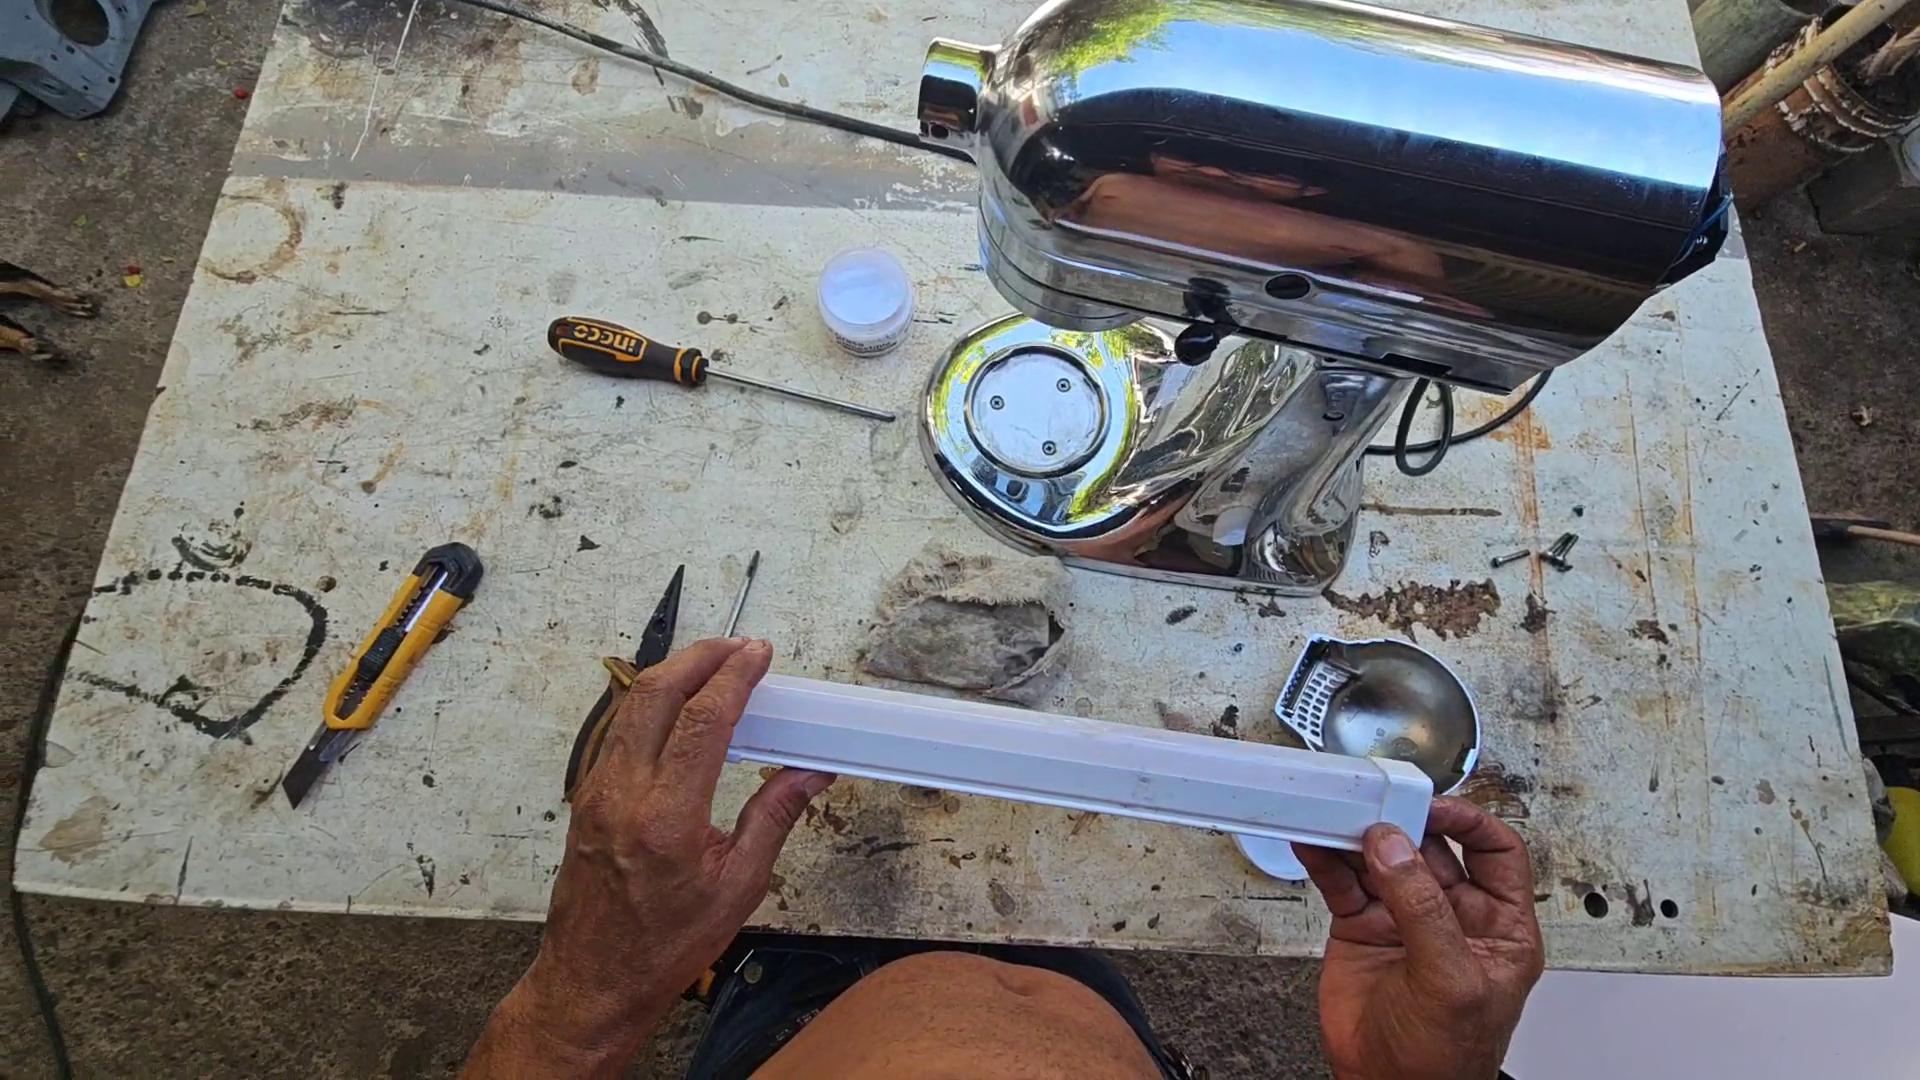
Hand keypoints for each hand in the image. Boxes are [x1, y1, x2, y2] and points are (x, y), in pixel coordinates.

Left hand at [465, 638, 834, 1077]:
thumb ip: (776, 816)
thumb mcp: (739, 886)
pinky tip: (684, 701)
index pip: (701, 721)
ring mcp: (597, 791)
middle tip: (740, 647)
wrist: (591, 983)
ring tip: (717, 662)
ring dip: (677, 672)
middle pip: (656, 694)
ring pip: (632, 705)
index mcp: (666, 818)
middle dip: (701, 656)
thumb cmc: (666, 944)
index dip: (734, 677)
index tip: (759, 654)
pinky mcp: (589, 794)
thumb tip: (813, 772)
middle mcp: (623, 794)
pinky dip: (656, 699)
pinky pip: (622, 727)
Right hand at [1293, 797, 1543, 1079]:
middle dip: (1396, 821)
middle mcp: (1448, 913)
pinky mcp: (1358, 921)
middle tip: (1368, 806)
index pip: (1495, 851)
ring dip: (1352, 835)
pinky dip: (1321, 856)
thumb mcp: (1451, 982)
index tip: (1428, 806)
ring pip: (1377, 855)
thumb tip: (1395, 845)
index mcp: (1496, 925)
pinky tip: (1311, 844)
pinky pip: (1339, 877)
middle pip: (1425, 844)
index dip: (1466, 821)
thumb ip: (1423, 909)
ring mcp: (1400, 914)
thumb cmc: (1444, 1060)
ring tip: (1331, 820)